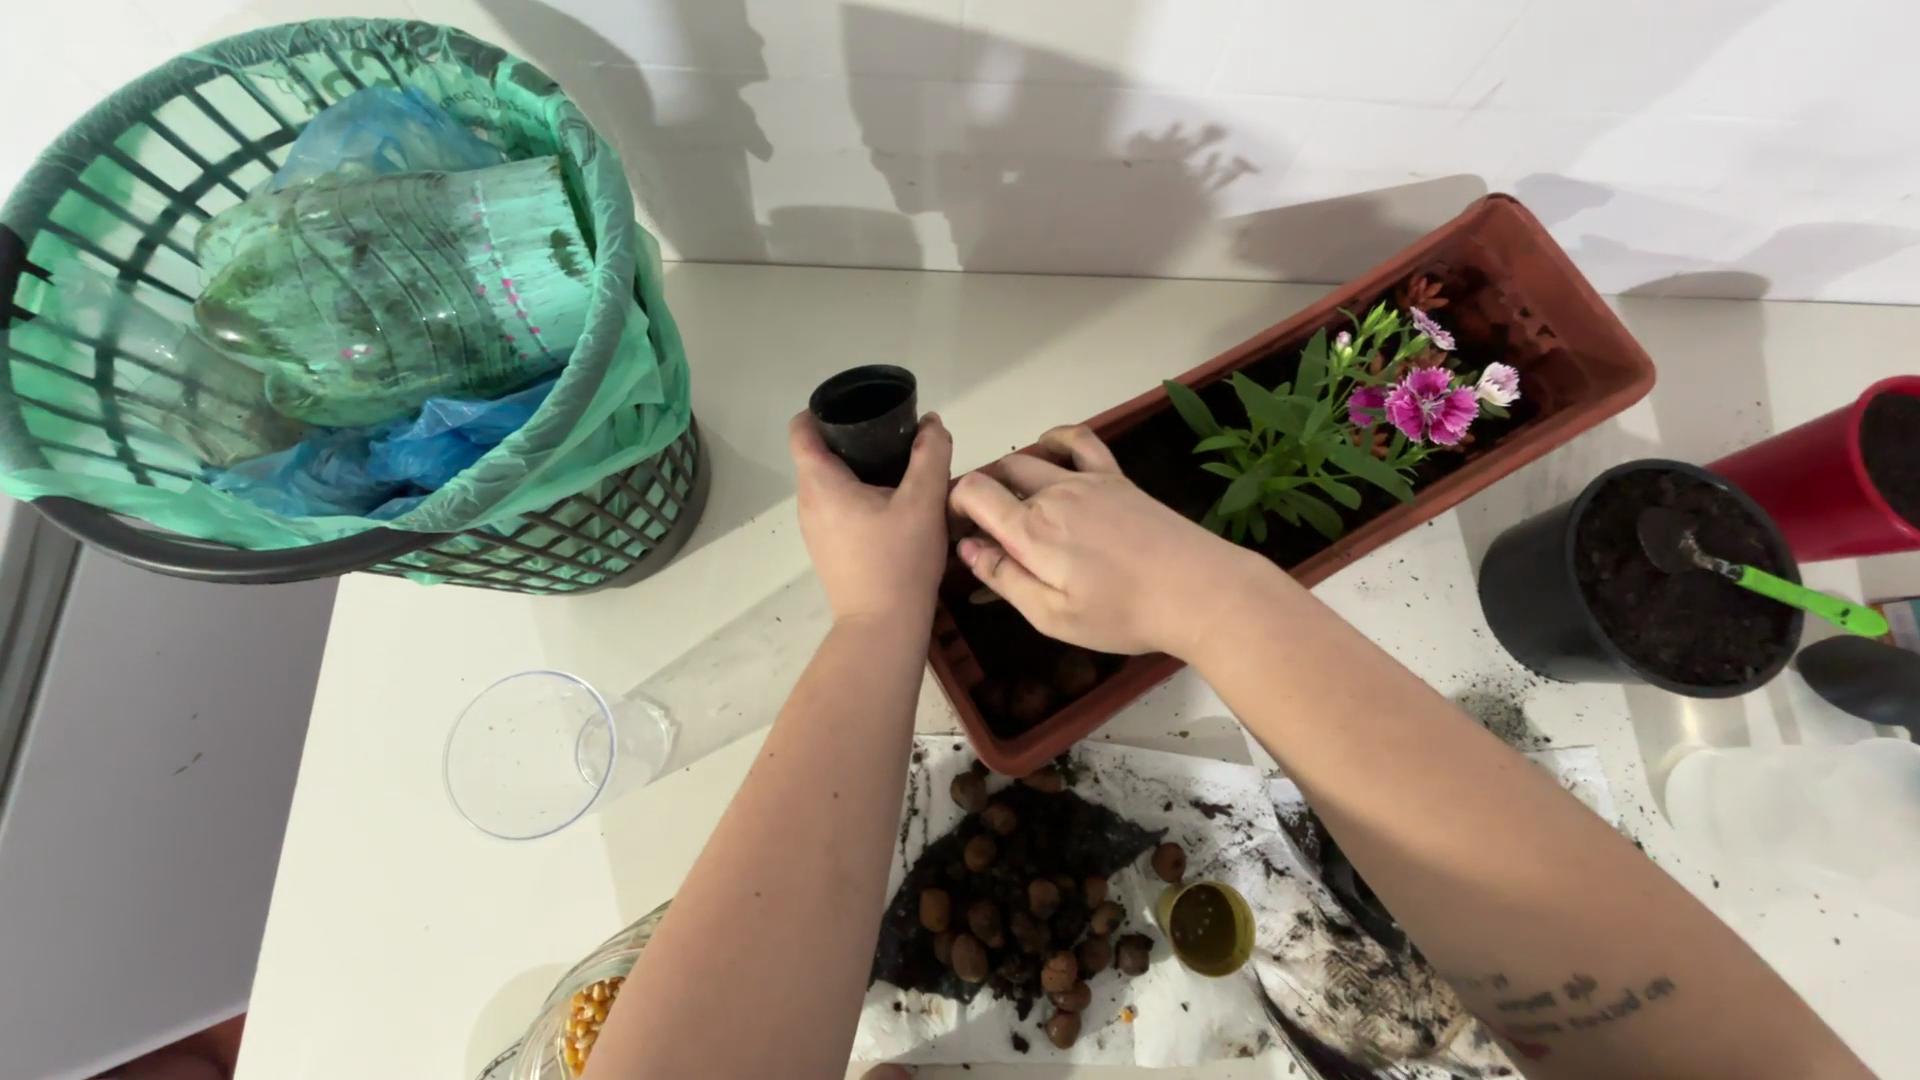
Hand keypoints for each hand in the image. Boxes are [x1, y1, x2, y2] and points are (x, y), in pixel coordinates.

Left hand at [790, 411, 952, 627]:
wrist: (883, 626)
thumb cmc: (899, 561)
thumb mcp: (924, 502)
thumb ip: (931, 455)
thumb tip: (932, 424)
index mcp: (821, 483)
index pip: (801, 429)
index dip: (824, 410)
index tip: (860, 410)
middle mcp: (808, 503)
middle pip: (817, 455)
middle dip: (851, 439)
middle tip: (891, 437)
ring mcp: (814, 529)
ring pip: (829, 483)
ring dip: (857, 470)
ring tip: (896, 470)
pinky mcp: (827, 549)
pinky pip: (835, 507)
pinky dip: (857, 496)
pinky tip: (891, 505)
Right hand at [948, 425, 1275, 659]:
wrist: (1198, 591)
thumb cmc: (1122, 615)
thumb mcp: (1052, 615)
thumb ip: (1004, 577)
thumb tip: (967, 547)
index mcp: (1031, 531)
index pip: (973, 492)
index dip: (955, 505)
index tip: (960, 531)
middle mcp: (1052, 494)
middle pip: (998, 473)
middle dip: (982, 493)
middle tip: (987, 529)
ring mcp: (1087, 480)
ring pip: (1030, 457)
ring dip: (1011, 474)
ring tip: (1015, 503)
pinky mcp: (1115, 477)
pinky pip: (1080, 441)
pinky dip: (1056, 438)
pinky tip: (1048, 449)